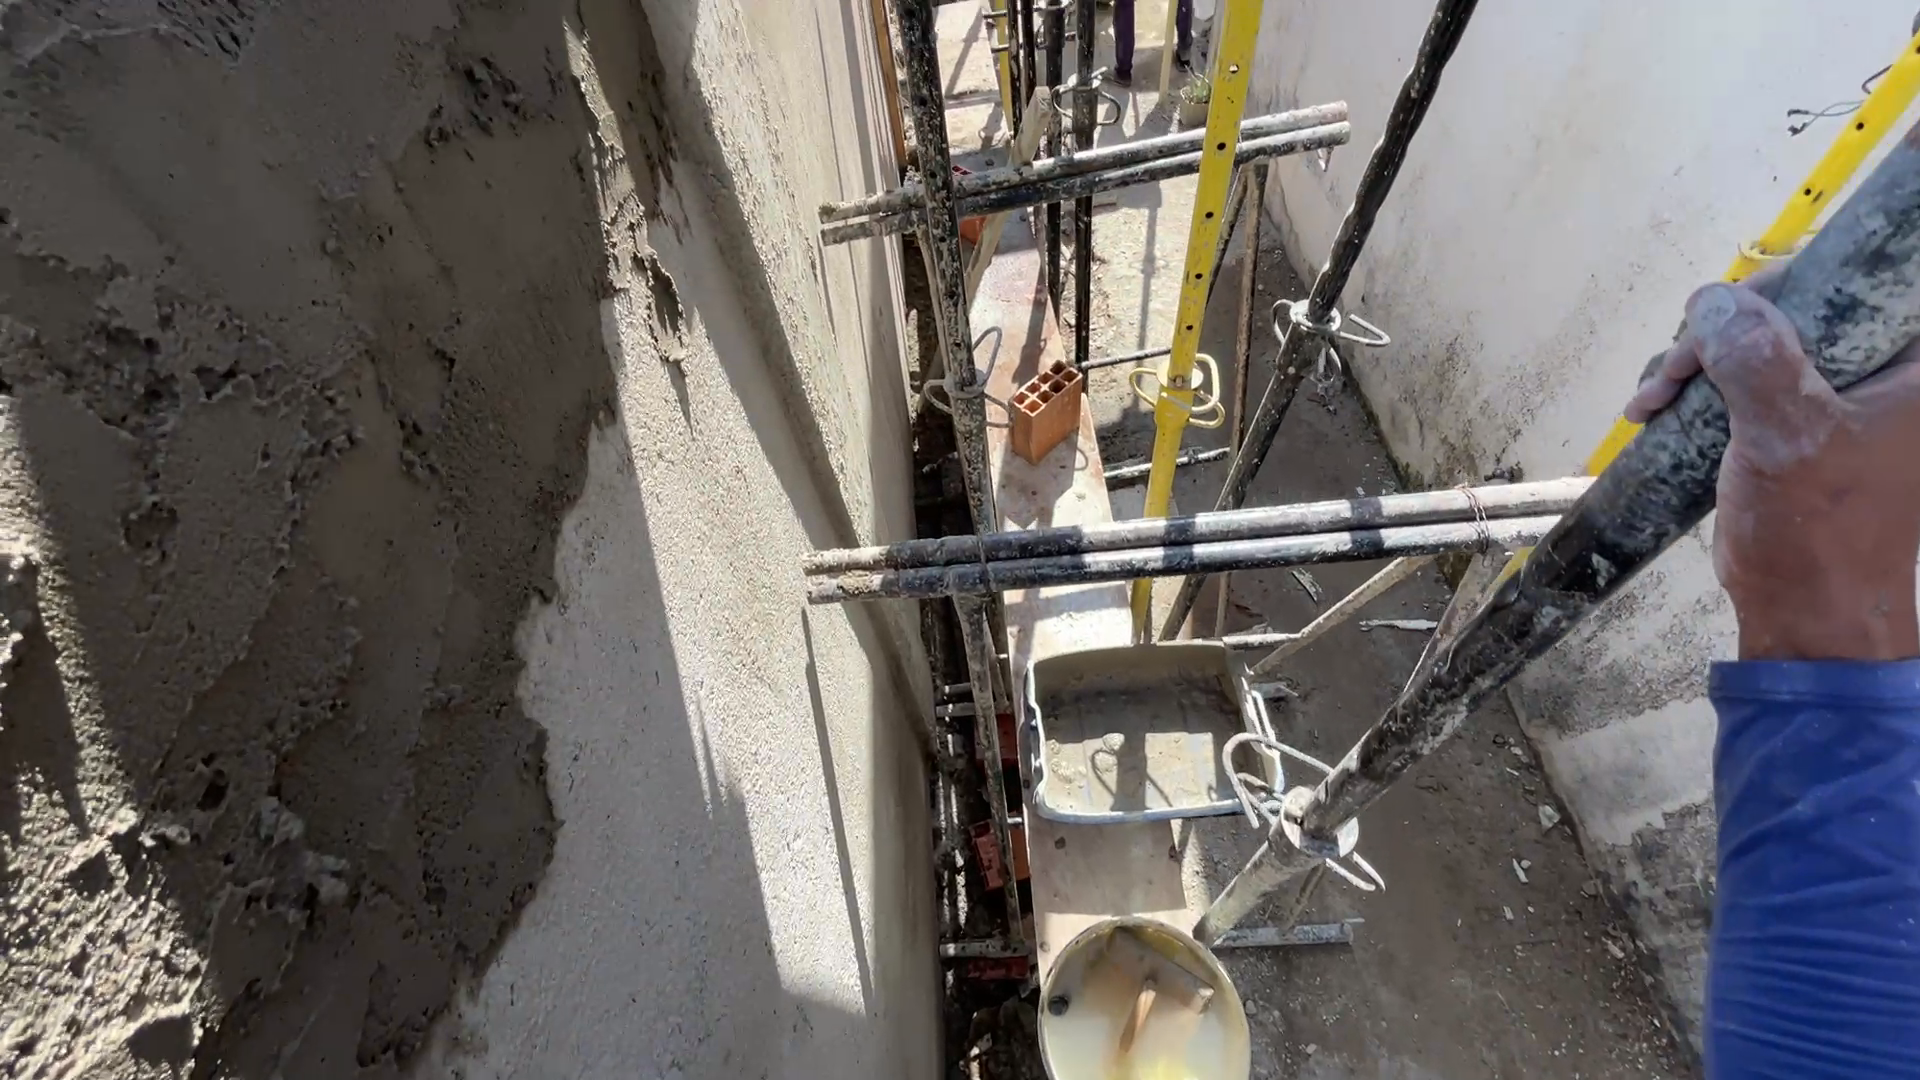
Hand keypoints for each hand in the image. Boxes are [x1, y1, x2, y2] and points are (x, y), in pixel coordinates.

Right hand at [1624, 278, 1919, 660]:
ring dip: (1691, 368)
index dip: (1779, 287)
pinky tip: (1654, 412)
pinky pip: (1739, 382)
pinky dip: (1692, 391)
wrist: (1808, 600)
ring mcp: (1838, 397)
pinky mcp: (1797, 424)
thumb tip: (1712, 297)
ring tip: (1649, 404)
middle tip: (1668, 378)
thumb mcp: (1787, 437)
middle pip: (1792, 313)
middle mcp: (1888, 370)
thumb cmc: (1818, 522)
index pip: (1856, 282)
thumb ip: (1757, 362)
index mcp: (1918, 362)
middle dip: (1714, 339)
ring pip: (1756, 347)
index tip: (1712, 322)